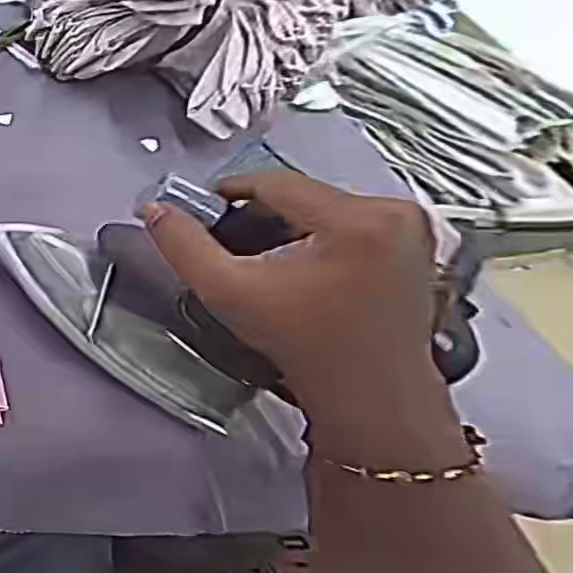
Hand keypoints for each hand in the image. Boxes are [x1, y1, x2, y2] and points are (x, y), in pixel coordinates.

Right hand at [142, 171, 469, 467]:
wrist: (368, 390)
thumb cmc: (310, 347)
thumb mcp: (228, 292)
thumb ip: (184, 247)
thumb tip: (157, 212)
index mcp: (356, 219)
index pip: (275, 182)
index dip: (230, 191)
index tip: (206, 207)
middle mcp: (394, 214)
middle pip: (300, 194)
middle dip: (260, 214)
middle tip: (232, 245)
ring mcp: (411, 229)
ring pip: (323, 206)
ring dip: (288, 225)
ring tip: (266, 262)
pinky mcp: (414, 244)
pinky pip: (350, 221)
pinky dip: (318, 236)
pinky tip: (300, 269)